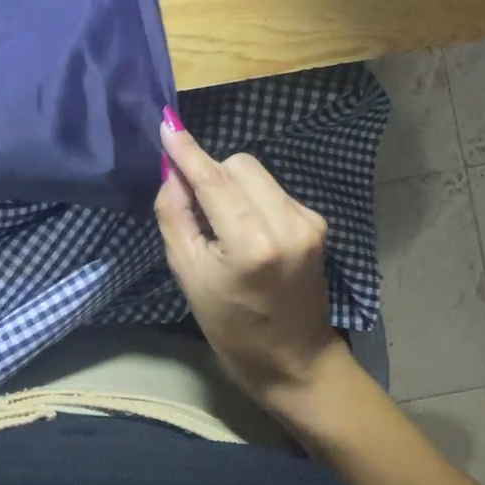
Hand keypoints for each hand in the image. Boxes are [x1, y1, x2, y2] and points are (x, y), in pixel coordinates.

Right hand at [154, 108, 345, 400]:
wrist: (294, 360)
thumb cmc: (230, 325)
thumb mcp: (187, 273)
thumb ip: (175, 214)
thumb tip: (173, 172)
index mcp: (252, 243)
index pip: (213, 180)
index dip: (187, 152)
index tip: (167, 124)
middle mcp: (288, 223)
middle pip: (238, 165)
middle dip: (211, 173)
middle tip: (195, 206)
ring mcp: (309, 221)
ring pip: (256, 173)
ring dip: (232, 186)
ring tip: (223, 226)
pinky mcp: (317, 222)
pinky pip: (272, 189)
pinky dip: (251, 199)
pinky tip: (247, 231)